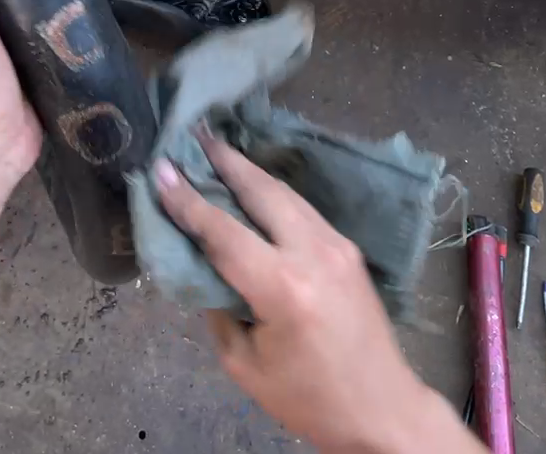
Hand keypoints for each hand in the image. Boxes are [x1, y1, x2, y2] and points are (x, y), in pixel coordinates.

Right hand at [154, 133, 481, 453]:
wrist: (384, 410)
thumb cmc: (309, 398)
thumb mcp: (245, 364)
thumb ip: (218, 306)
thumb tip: (203, 262)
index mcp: (283, 288)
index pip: (222, 231)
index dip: (186, 199)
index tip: (160, 169)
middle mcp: (312, 252)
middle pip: (259, 190)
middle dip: (223, 160)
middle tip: (192, 134)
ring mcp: (335, 244)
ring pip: (282, 192)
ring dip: (247, 169)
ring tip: (217, 149)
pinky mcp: (346, 246)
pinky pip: (300, 207)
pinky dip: (270, 190)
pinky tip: (253, 182)